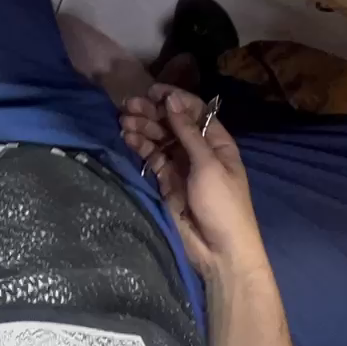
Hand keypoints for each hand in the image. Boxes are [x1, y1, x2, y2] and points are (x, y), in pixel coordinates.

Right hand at [121, 85, 268, 280]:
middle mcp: (198, 149)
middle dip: (152, 112)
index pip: (193, 110)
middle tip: (129, 106)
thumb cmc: (222, 204)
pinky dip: (140, 146)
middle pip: (172, 122)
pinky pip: (152, 157)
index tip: (151, 92)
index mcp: (216, 141)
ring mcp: (181, 165)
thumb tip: (171, 99)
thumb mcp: (208, 164)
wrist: (220, 253)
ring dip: (143, 127)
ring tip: (124, 121)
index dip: (173, 98)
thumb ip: (187, 131)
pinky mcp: (167, 181)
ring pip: (159, 138)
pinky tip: (128, 138)